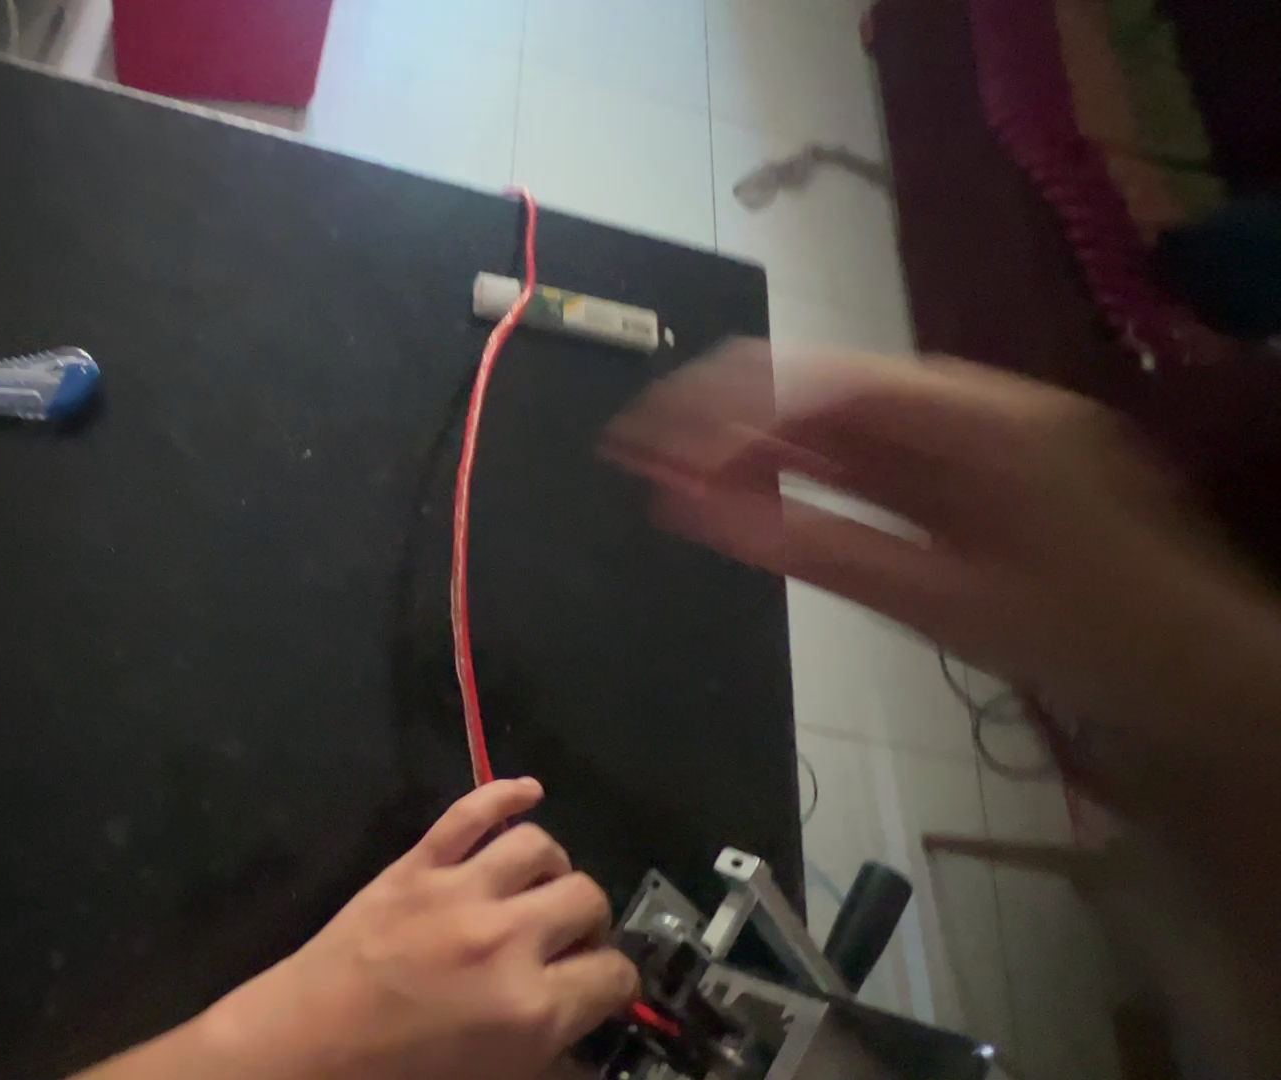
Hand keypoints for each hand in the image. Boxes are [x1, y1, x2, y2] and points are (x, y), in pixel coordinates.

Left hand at [191, 779, 635, 1079]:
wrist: (316, 1038)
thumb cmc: (403, 1072)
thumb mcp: (495, 1079)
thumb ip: (550, 1056)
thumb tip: (584, 1039)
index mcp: (532, 1008)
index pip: (613, 974)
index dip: (613, 980)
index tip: (598, 981)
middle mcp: (507, 938)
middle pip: (586, 899)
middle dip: (589, 920)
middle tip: (566, 936)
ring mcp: (460, 889)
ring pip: (538, 847)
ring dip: (552, 866)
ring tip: (540, 885)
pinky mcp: (419, 861)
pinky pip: (471, 812)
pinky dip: (504, 794)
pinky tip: (528, 791)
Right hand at [599, 342, 1280, 754]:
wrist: (1196, 673)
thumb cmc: (1078, 635)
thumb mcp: (932, 596)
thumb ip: (801, 544)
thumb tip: (683, 506)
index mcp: (974, 420)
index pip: (817, 388)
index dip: (719, 409)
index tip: (645, 442)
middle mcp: (961, 409)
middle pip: (809, 391)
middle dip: (710, 417)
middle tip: (631, 447)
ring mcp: (954, 436)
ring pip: (818, 424)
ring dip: (735, 443)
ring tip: (657, 466)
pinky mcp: (943, 469)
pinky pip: (842, 459)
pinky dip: (778, 472)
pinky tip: (724, 486)